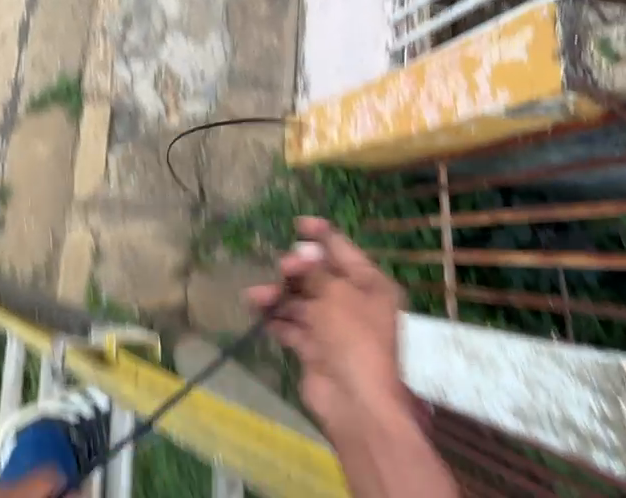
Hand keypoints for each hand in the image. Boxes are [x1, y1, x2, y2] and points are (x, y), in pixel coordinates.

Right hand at [244, 217, 408, 437]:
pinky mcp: (316, 350)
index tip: (297, 223)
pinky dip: (277, 320)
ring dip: (278, 296)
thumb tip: (301, 254)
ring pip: (301, 302)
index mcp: (370, 284)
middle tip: (281, 270)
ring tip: (255, 297)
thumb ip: (315, 271)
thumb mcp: (335, 294)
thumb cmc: (354, 338)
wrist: (356, 402)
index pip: (343, 250)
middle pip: (318, 276)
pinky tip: (260, 315)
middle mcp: (354, 303)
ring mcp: (334, 328)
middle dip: (295, 271)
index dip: (321, 234)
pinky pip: (293, 327)